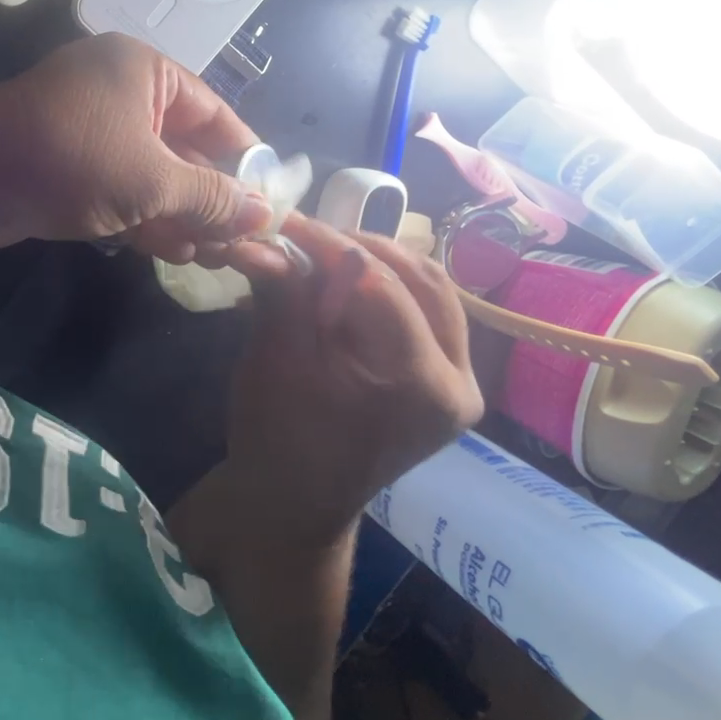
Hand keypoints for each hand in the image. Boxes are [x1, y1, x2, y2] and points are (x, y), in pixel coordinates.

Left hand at [0, 34, 270, 261]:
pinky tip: (177, 254)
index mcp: (145, 73)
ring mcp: (93, 132)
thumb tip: (262, 213)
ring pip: (153, 175)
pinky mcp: (71, 167)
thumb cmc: (70, 161)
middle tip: (241, 245)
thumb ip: (209, 197)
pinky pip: (121, 190)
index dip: (246, 161)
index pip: (216, 115)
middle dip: (212, 199)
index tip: (271, 203)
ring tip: (215, 258)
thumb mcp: (150, 179)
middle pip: (185, 148)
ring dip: (181, 216)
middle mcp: (121, 94)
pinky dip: (145, 218)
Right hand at [223, 215, 482, 543]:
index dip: (329, 244)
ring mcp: (459, 383)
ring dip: (375, 264)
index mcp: (422, 384)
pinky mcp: (442, 382)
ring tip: (321, 254)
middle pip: (423, 280)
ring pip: (430, 292)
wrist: (292, 498)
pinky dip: (383, 289)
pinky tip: (342, 284)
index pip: (383, 286)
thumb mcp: (275, 360)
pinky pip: (423, 314)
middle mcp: (459, 381)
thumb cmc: (277, 435)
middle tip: (304, 234)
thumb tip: (261, 235)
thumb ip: (282, 291)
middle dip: (359, 247)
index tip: (284, 221)